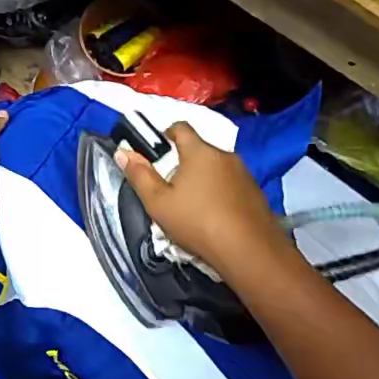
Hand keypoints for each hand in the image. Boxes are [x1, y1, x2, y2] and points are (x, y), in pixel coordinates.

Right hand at [117, 122, 290, 276]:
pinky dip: (220, 193)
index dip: (166, 133)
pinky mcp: (256, 193)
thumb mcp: (158, 203)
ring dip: (204, 179)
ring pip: (216, 169)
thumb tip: (122, 152)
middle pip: (199, 150)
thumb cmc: (197, 222)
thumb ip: (139, 176)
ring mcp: (244, 174)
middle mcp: (225, 155)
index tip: (157, 148)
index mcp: (199, 152)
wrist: (248, 250)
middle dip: (184, 163)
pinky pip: (231, 185)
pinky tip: (214, 216)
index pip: (181, 128)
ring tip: (192, 205)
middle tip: (170, 187)